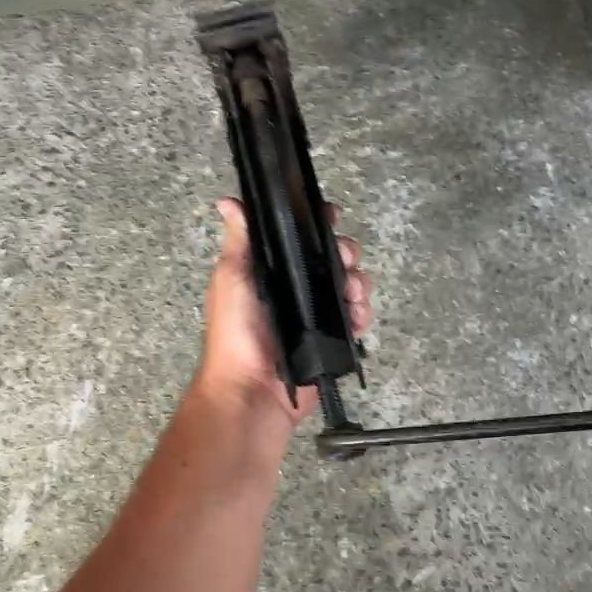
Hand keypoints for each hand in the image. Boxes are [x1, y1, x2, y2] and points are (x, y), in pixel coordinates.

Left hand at [193, 197, 371, 429]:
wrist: (251, 391)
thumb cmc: (235, 331)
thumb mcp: (232, 278)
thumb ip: (240, 240)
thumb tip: (229, 200)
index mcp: (273, 270)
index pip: (301, 238)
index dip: (318, 223)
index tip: (330, 216)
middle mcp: (297, 288)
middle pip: (333, 259)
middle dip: (346, 253)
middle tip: (345, 260)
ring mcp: (316, 315)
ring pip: (351, 286)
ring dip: (358, 283)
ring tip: (352, 295)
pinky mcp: (332, 340)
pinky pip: (357, 319)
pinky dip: (361, 314)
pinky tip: (357, 317)